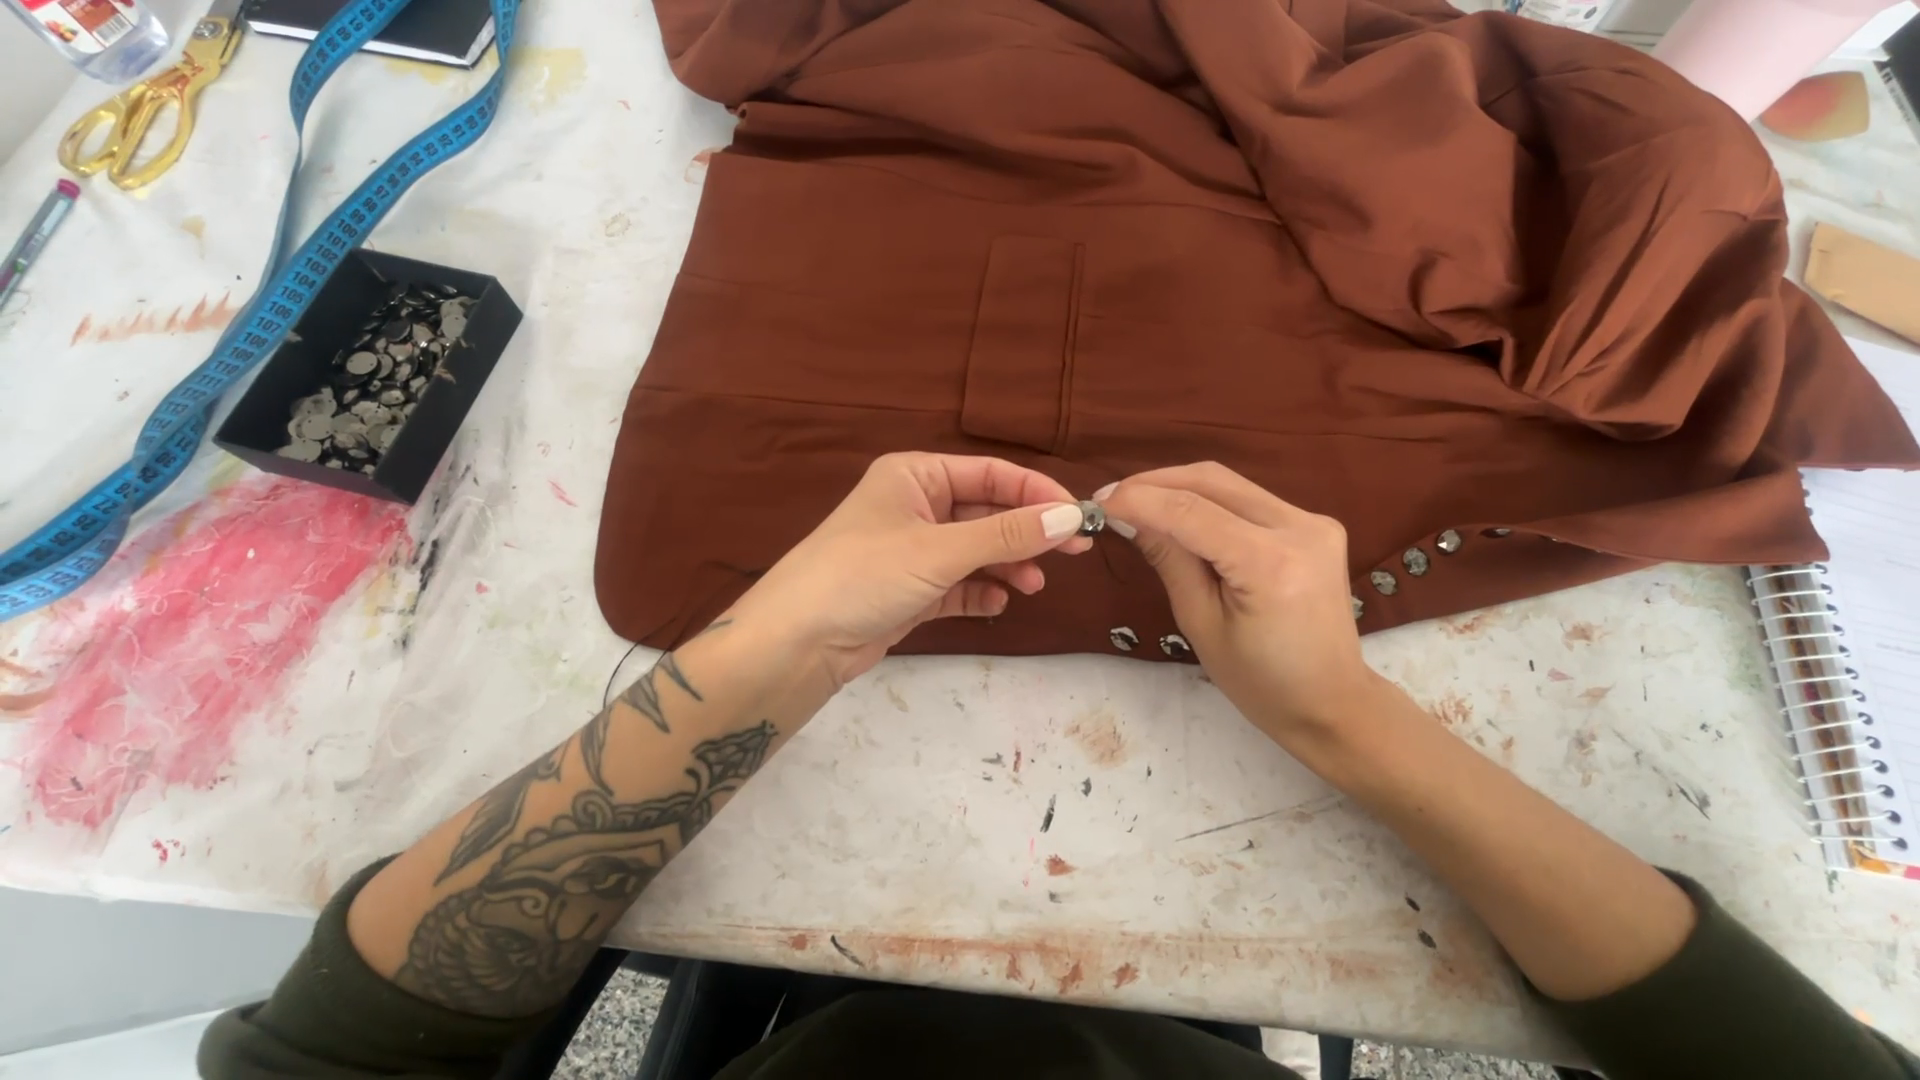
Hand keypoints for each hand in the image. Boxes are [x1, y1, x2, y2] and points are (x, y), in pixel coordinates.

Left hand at [727, 452, 1092, 688]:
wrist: (797, 643)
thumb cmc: (863, 575)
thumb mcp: (938, 550)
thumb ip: (1006, 535)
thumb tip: (1071, 517)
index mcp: (915, 476)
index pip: (990, 474)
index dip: (1036, 493)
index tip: (1078, 519)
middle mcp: (915, 506)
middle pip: (986, 513)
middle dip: (1025, 534)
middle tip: (1072, 555)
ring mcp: (911, 550)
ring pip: (975, 551)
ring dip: (1006, 565)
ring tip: (1031, 586)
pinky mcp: (909, 590)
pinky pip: (958, 584)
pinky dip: (979, 591)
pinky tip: (996, 603)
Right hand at [1096, 462, 1384, 738]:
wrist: (1331, 701)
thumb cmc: (1259, 681)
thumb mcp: (1200, 624)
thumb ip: (1169, 561)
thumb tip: (1129, 517)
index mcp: (1270, 565)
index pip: (1190, 512)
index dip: (1139, 499)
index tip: (1098, 502)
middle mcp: (1300, 529)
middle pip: (1212, 481)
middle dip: (1155, 482)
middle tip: (1111, 497)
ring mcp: (1314, 522)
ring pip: (1229, 484)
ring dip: (1179, 487)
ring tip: (1136, 504)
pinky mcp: (1315, 525)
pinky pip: (1248, 499)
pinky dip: (1208, 501)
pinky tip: (1179, 516)